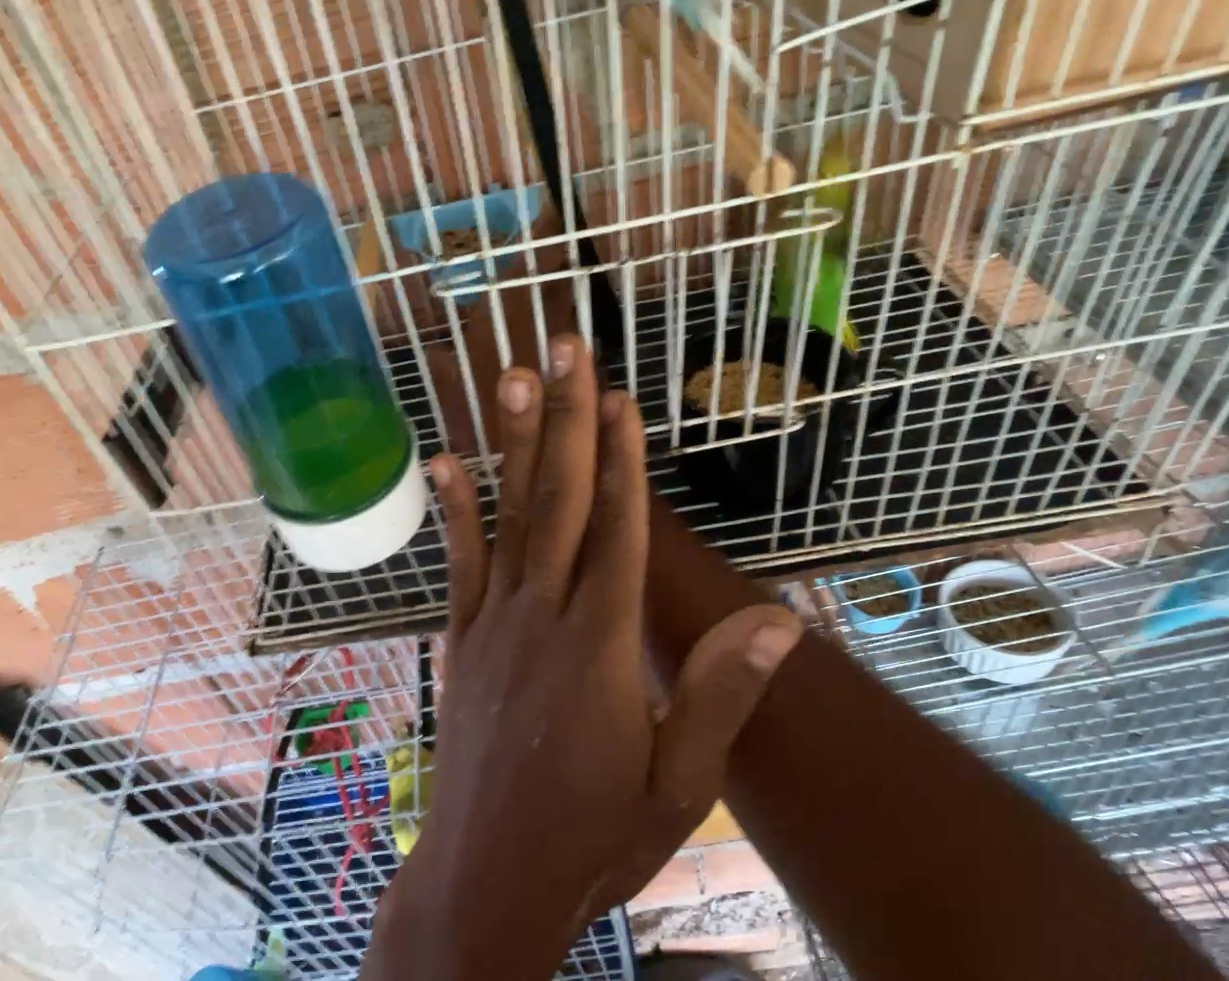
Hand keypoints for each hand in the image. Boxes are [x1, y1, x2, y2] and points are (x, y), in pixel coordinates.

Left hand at [365, 335, 801, 979]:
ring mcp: (493, 626)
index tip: (620, 398)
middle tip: (565, 349)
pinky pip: (460, 564)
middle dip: (569, 421)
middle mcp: (542, 619)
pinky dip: (455, 510)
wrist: (486, 878)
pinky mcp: (461, 643)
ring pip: (509, 518)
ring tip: (515, 379)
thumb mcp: (679, 786)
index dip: (622, 460)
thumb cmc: (592, 839)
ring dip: (516, 444)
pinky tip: (447, 462)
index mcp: (601, 648)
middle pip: (561, 502)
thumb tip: (781, 620)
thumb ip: (720, 695)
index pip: (616, 532)